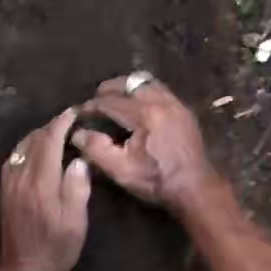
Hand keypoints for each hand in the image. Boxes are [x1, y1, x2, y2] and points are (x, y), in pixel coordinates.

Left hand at [0, 107, 91, 270]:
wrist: (22, 269)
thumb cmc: (56, 248)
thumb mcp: (76, 222)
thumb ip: (77, 188)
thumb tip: (78, 160)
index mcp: (42, 183)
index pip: (50, 141)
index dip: (61, 123)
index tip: (74, 112)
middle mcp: (22, 177)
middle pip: (34, 140)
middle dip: (51, 126)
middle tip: (69, 120)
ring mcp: (9, 183)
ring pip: (22, 147)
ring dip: (38, 135)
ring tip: (55, 132)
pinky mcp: (4, 190)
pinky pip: (14, 158)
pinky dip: (27, 147)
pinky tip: (35, 150)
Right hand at [72, 75, 220, 211]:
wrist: (194, 187)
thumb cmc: (156, 180)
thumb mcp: (120, 169)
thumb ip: (96, 149)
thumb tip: (77, 133)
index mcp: (145, 114)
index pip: (110, 102)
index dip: (91, 106)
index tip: (79, 112)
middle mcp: (161, 101)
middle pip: (129, 83)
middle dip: (109, 89)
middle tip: (95, 100)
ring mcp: (176, 104)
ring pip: (147, 82)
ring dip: (128, 87)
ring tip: (115, 99)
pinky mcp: (184, 110)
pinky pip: (160, 90)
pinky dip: (144, 92)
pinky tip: (137, 106)